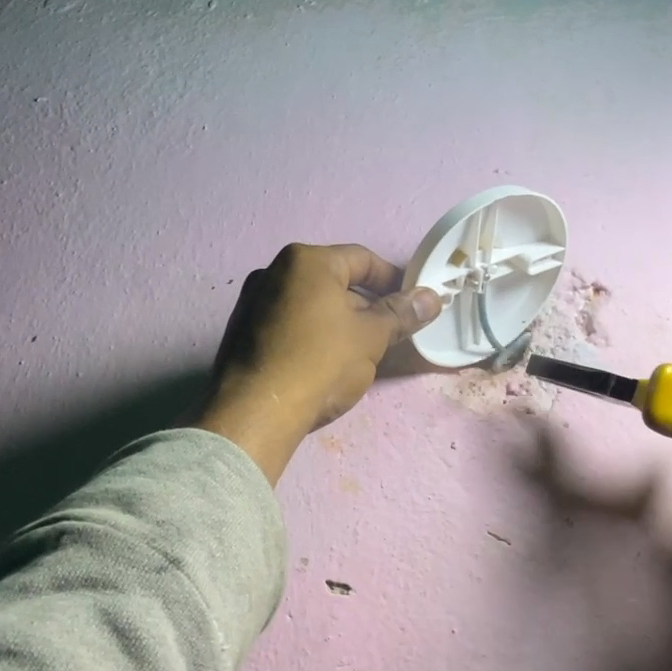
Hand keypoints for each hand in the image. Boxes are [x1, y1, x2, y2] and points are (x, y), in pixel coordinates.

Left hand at [194, 243, 440, 483]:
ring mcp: (252, 301)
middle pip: (333, 281)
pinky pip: (286, 324)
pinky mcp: (241, 331)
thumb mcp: (371, 337)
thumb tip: (430, 298)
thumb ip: (401, 314)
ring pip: (309, 304)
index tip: (411, 304)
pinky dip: (309, 336)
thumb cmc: (320, 363)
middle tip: (386, 335)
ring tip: (355, 355)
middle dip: (364, 306)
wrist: (256, 412)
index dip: (392, 280)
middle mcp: (273, 271)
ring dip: (336, 322)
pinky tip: (320, 366)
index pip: (361, 259)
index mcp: (306, 261)